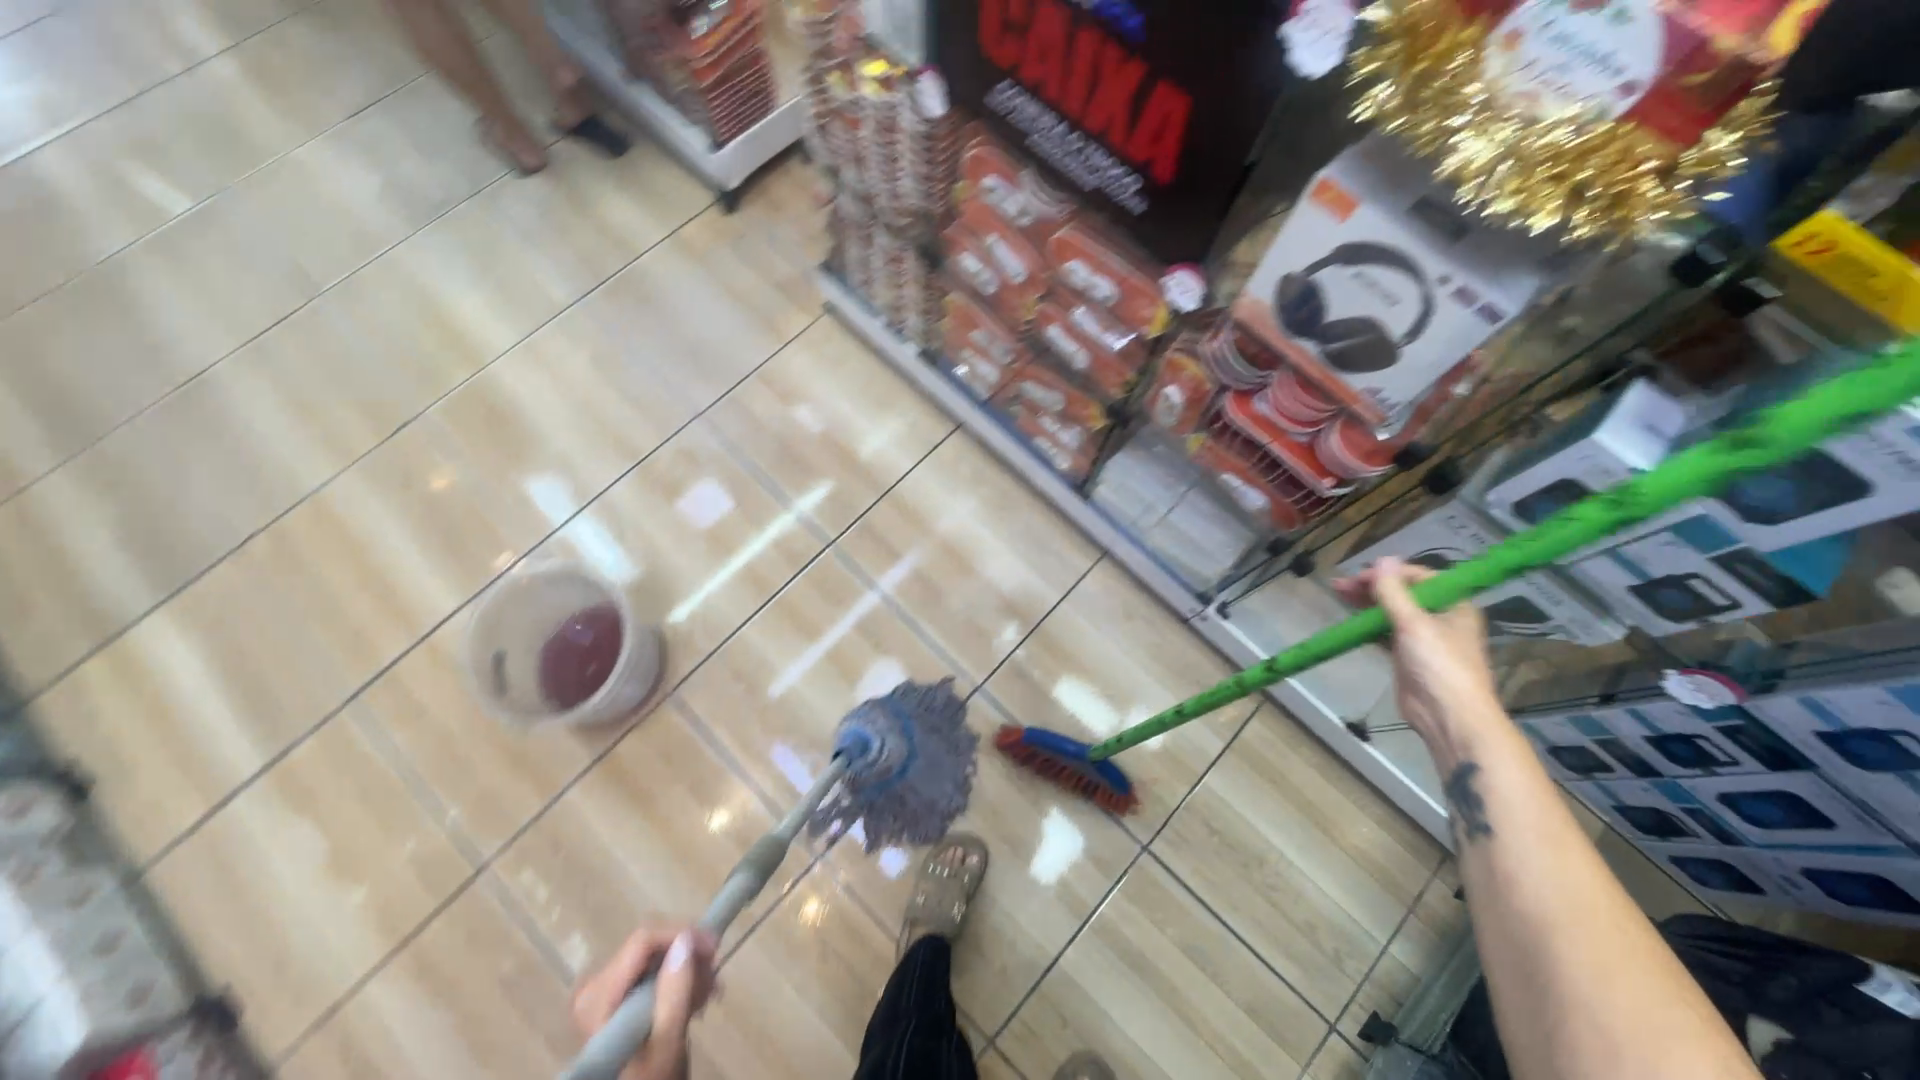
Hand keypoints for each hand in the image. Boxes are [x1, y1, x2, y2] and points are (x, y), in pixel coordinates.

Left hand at [572, 924, 719, 1079]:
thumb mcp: (667, 1043)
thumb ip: (675, 993)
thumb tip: (687, 939)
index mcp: (598, 996)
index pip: (643, 941)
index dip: (682, 936)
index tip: (716, 950)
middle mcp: (594, 987)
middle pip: (649, 949)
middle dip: (688, 958)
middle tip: (715, 979)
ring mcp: (603, 993)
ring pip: (654, 959)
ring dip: (687, 971)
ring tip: (709, 994)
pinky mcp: (614, 1001)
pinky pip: (650, 975)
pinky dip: (677, 983)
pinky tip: (694, 1000)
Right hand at [1333, 557, 1500, 754]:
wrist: (1449, 717)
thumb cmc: (1439, 665)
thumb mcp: (1415, 623)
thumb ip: (1394, 592)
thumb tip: (1382, 558)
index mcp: (1453, 604)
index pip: (1419, 577)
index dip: (1389, 574)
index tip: (1359, 576)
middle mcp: (1440, 617)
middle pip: (1403, 594)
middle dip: (1372, 587)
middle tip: (1339, 585)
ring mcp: (1423, 638)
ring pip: (1392, 613)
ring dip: (1367, 604)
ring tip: (1339, 595)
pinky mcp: (1408, 656)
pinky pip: (1386, 633)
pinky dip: (1369, 625)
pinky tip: (1350, 619)